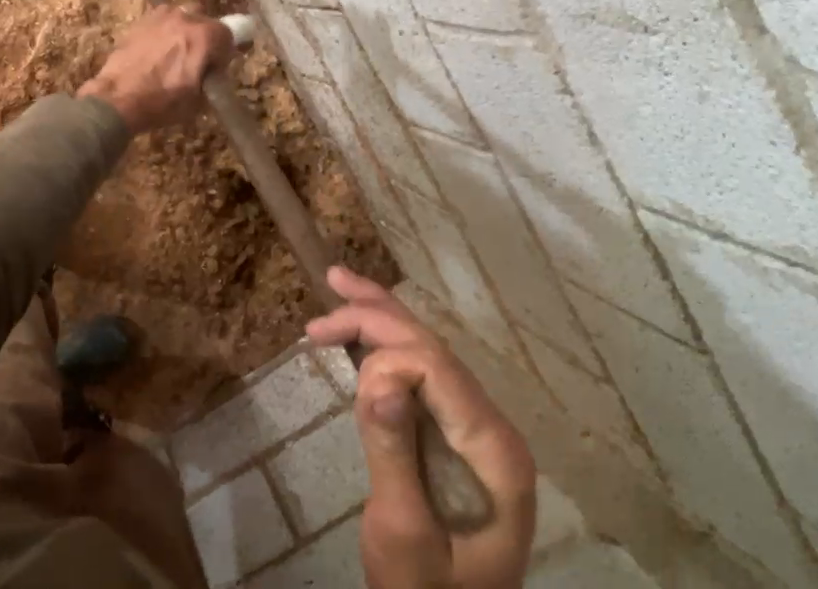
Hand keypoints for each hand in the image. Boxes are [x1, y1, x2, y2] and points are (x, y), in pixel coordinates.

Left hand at [77, 5, 233, 133]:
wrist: (117, 98)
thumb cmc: (162, 102)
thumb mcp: (198, 99)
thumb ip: (211, 78)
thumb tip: (210, 72)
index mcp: (204, 36)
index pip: (227, 34)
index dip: (224, 52)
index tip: (216, 67)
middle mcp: (184, 18)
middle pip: (204, 20)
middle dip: (205, 36)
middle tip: (197, 58)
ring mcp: (159, 16)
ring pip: (181, 15)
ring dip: (183, 29)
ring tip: (175, 52)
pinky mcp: (139, 22)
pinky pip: (160, 20)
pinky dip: (163, 31)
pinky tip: (156, 50)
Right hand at [306, 267, 536, 588]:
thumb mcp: (404, 532)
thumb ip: (394, 452)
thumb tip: (379, 376)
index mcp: (493, 451)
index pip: (438, 368)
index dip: (383, 348)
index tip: (325, 352)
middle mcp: (492, 431)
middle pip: (434, 351)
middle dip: (379, 315)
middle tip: (327, 288)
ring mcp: (476, 435)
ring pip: (429, 358)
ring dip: (383, 321)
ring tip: (341, 285)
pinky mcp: (456, 442)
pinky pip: (423, 382)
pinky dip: (387, 352)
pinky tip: (361, 336)